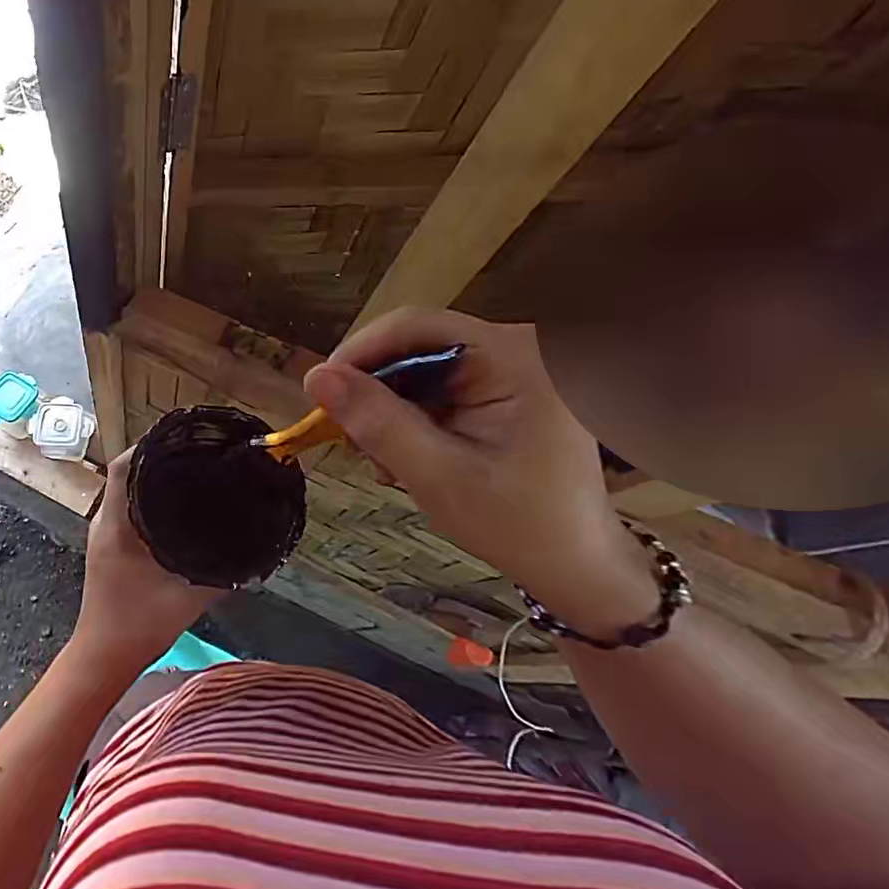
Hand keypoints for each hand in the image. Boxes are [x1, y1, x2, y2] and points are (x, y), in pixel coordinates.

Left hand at [67, 449, 221, 676]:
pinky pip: (127, 509)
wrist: (102, 656)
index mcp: (115, 525)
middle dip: (157, 458)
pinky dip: (148, 500)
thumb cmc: (137, 626)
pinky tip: (176, 507)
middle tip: (195, 453)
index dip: (147, 445)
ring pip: (127, 491)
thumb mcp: (185, 599)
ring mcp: (104, 533)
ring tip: (190, 472)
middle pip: (126, 473)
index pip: (123, 467)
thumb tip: (253, 552)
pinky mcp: (109, 545)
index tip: (179, 438)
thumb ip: (221, 576)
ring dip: (152, 479)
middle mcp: (104, 521)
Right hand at [303, 308, 656, 635]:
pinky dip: (405, 416)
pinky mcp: (498, 387)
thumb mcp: (436, 474)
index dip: (358, 352)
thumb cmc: (515, 522)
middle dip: (372, 390)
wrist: (573, 561)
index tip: (321, 393)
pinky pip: (431, 385)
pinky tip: (404, 454)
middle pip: (412, 345)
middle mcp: (512, 348)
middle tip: (351, 439)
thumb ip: (377, 421)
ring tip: (381, 459)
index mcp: (513, 356)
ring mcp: (507, 366)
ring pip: (414, 366)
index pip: (414, 326)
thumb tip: (315, 376)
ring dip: (385, 409)